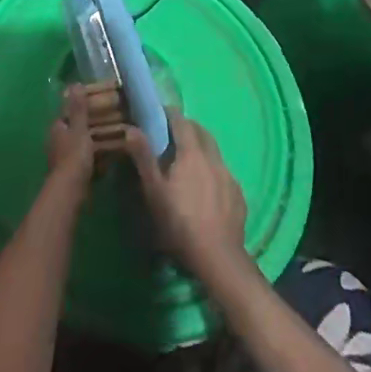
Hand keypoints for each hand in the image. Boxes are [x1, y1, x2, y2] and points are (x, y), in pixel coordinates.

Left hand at [46, 84, 105, 183]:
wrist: (71, 189)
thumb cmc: (74, 155)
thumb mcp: (79, 128)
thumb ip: (78, 108)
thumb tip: (75, 84)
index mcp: (57, 128)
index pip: (68, 112)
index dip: (81, 107)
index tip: (98, 104)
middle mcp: (58, 141)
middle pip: (75, 129)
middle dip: (90, 125)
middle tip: (110, 121)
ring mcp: (64, 158)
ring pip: (82, 144)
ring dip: (94, 141)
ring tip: (114, 137)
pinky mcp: (73, 172)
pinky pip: (86, 160)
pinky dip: (96, 157)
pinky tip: (109, 158)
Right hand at [125, 114, 250, 281]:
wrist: (218, 256)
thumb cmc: (179, 221)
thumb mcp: (154, 190)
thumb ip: (143, 157)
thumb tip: (131, 128)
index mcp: (192, 152)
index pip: (181, 121)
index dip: (169, 114)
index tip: (158, 114)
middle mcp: (214, 158)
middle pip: (202, 132)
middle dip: (187, 128)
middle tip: (171, 136)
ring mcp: (230, 176)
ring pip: (214, 152)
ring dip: (201, 149)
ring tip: (188, 163)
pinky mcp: (239, 195)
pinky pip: (224, 173)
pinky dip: (212, 171)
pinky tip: (206, 189)